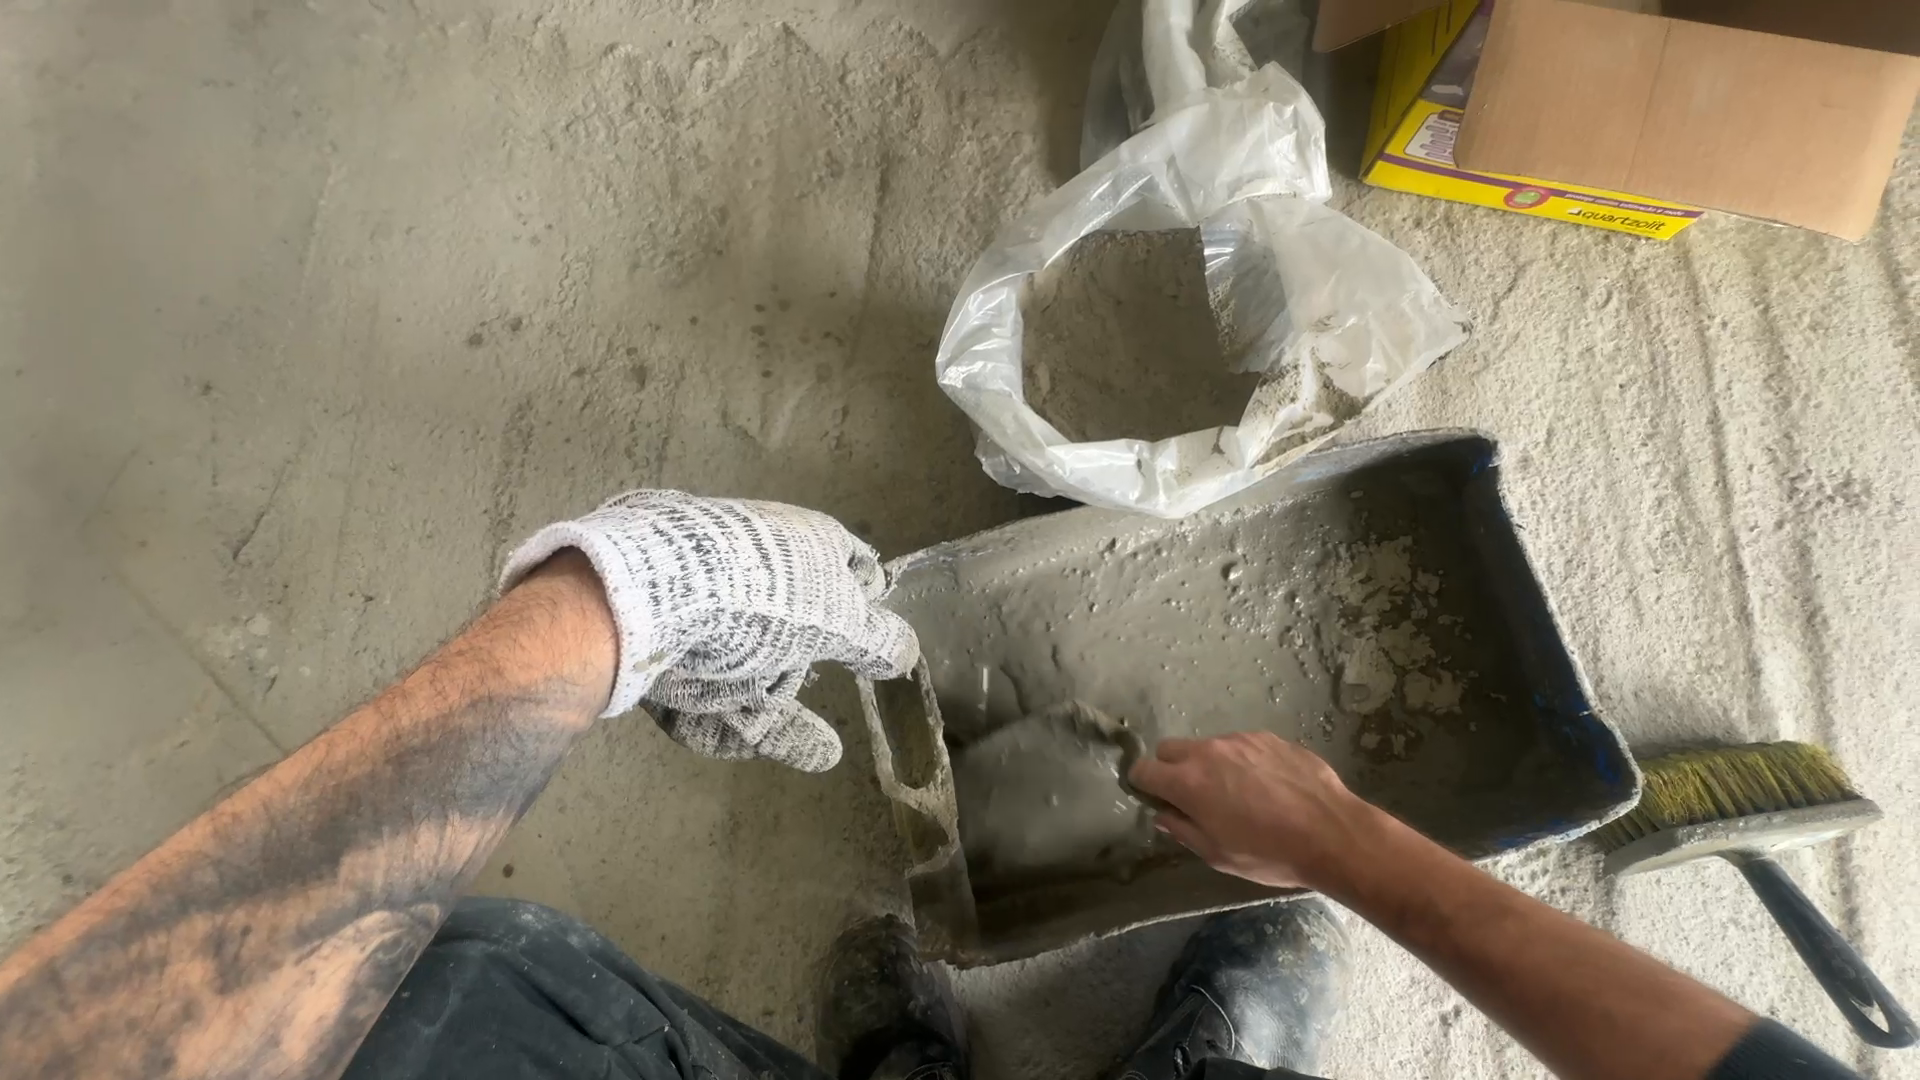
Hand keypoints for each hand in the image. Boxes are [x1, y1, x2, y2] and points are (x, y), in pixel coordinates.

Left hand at [502, 490, 918, 771]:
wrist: (655, 595)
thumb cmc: (766, 594)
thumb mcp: (837, 618)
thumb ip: (875, 638)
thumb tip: (908, 651)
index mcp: (805, 546)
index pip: (851, 563)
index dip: (867, 593)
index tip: (874, 631)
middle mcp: (758, 572)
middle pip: (794, 623)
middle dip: (806, 663)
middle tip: (821, 694)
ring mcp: (707, 608)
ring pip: (747, 666)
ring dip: (774, 711)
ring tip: (816, 749)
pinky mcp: (665, 647)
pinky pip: (702, 689)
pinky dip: (722, 722)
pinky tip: (743, 745)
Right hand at [1128, 732, 1382, 892]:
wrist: (1333, 834)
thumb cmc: (1270, 853)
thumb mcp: (1218, 855)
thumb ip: (1183, 830)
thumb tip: (1163, 815)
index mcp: (1188, 782)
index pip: (1143, 769)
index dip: (1142, 784)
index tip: (1154, 798)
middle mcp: (1207, 752)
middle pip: (1169, 749)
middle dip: (1171, 769)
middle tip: (1194, 797)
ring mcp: (1239, 740)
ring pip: (1207, 747)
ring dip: (1210, 765)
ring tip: (1240, 794)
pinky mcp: (1267, 737)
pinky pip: (1241, 746)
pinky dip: (1242, 762)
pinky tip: (1268, 786)